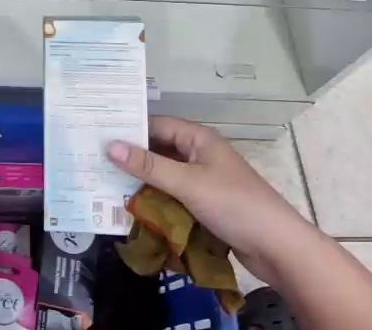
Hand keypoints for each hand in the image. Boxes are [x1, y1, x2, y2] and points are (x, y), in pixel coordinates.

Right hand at [109, 115, 308, 279]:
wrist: (277, 247)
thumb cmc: (234, 204)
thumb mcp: (188, 183)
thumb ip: (149, 165)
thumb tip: (110, 145)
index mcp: (198, 138)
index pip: (156, 125)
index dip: (128, 130)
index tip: (97, 136)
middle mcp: (199, 154)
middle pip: (158, 151)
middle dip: (131, 159)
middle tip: (94, 164)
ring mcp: (203, 181)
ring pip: (164, 176)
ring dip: (141, 183)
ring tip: (105, 187)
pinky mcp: (205, 205)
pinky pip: (173, 197)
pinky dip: (156, 202)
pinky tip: (132, 210)